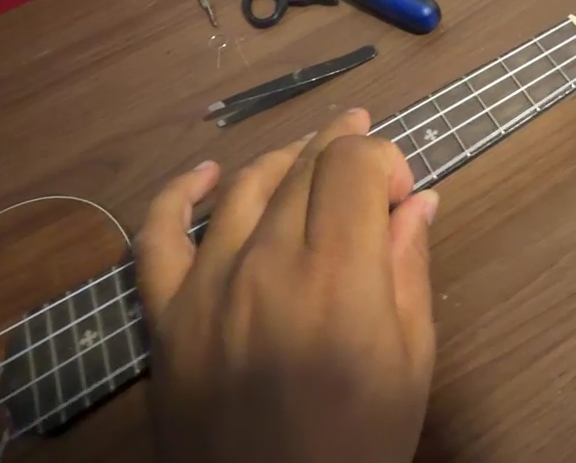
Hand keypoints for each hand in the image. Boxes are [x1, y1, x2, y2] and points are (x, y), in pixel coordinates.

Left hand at [136, 108, 438, 462]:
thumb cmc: (359, 443)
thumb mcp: (411, 360)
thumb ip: (409, 267)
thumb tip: (418, 199)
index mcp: (338, 279)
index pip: (354, 164)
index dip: (385, 158)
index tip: (399, 194)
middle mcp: (268, 266)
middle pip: (304, 166)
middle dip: (344, 144)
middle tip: (369, 150)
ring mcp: (206, 288)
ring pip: (246, 186)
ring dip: (286, 158)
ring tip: (313, 156)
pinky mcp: (164, 318)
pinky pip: (157, 237)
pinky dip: (180, 194)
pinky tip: (207, 174)